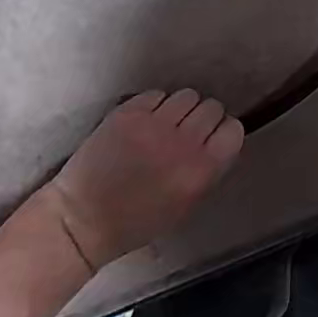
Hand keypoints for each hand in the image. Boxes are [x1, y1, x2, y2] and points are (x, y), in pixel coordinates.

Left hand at [41, 88, 243, 269]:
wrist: (84, 218)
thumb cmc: (136, 222)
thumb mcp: (185, 206)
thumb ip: (207, 171)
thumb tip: (217, 140)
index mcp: (200, 171)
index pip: (233, 129)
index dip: (224, 131)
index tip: (213, 136)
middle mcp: (182, 143)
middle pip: (212, 106)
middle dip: (204, 117)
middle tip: (189, 130)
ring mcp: (154, 123)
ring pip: (187, 94)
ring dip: (182, 107)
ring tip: (168, 122)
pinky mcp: (129, 111)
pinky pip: (157, 94)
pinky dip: (156, 104)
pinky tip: (146, 120)